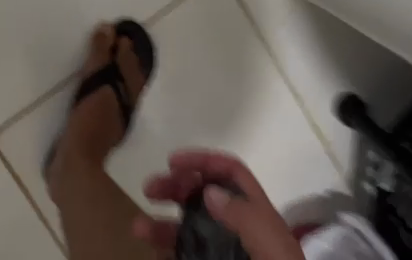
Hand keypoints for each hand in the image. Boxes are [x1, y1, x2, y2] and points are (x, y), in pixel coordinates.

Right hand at [133, 150, 304, 259]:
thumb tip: (209, 191)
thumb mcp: (273, 247)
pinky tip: (151, 253)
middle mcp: (239, 233)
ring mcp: (223, 257)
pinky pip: (183, 258)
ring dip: (161, 226)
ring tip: (138, 227)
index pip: (231, 174)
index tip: (172, 161)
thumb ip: (245, 217)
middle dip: (176, 188)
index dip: (203, 161)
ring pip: (188, 232)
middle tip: (149, 189)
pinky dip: (165, 254)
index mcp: (258, 218)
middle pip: (204, 198)